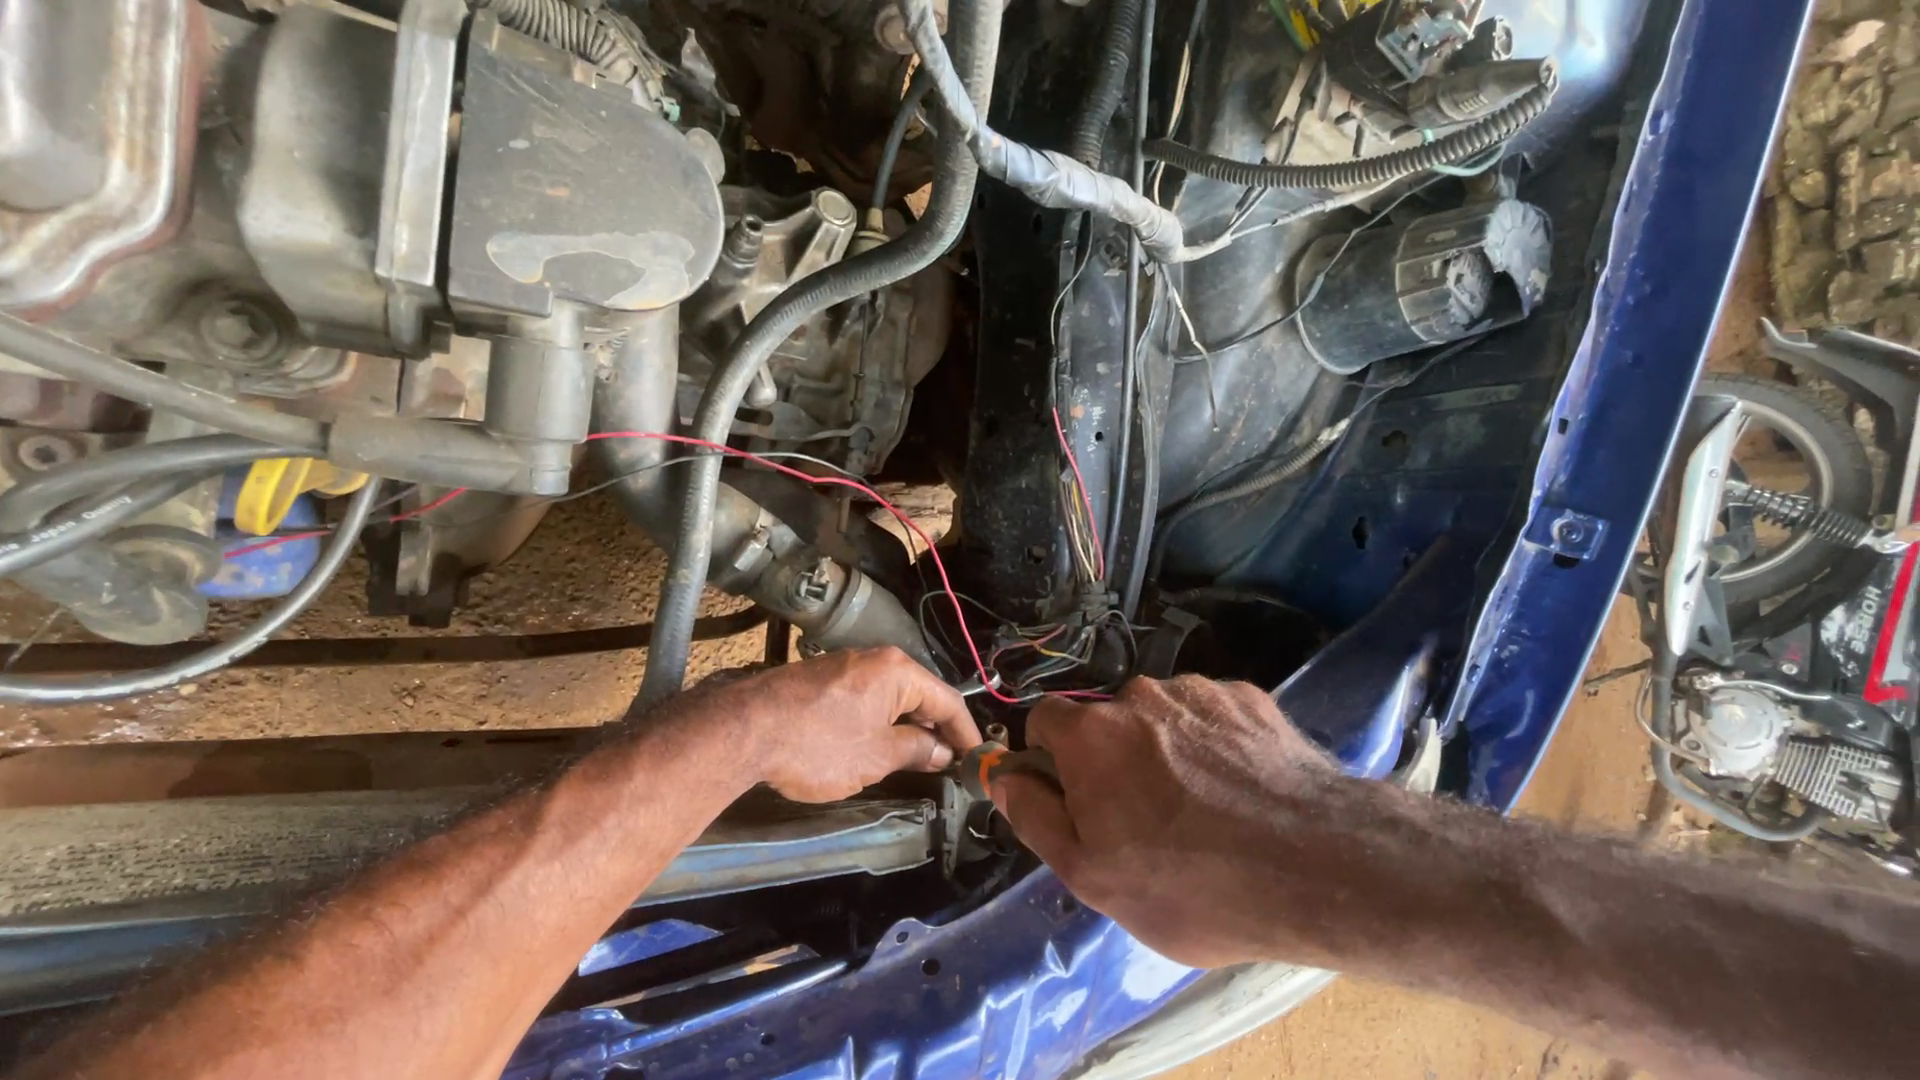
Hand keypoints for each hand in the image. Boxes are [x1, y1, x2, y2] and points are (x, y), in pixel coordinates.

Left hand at [666, 647, 980, 802]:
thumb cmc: (819, 744)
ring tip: (915, 759)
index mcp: (897, 671)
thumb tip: (941, 750)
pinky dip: (877, 722)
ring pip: (889, 697)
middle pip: (918, 694)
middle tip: (949, 762)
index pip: (947, 699)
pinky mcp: (818, 680)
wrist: (744, 730)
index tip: (977, 758)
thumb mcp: (877, 756)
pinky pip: (863, 699)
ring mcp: (842, 666)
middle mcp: (873, 659)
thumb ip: (915, 750)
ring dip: (905, 726)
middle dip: (936, 728)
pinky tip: (873, 745)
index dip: (965, 732)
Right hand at [992, 675, 1398, 968]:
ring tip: (1205, 810)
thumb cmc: (1190, 883)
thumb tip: (1002, 776)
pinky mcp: (1251, 698)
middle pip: (1107, 721)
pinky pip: (1212, 716)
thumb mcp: (1090, 875)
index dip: (1053, 760)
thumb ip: (1034, 816)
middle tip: (1146, 820)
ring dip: (1166, 750)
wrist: (1319, 866)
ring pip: (1162, 718)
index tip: (1077, 800)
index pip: (1044, 720)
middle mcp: (1138, 695)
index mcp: (1090, 733)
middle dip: (1113, 760)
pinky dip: (1215, 744)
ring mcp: (1199, 691)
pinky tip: (1242, 790)